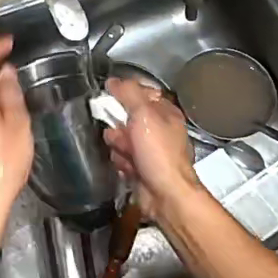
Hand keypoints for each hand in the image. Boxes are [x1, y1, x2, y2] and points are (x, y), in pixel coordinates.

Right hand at [102, 76, 207, 220]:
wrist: (166, 196)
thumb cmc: (160, 153)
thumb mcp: (143, 114)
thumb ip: (128, 93)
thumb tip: (113, 81)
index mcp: (166, 112)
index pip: (142, 92)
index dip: (126, 93)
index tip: (111, 95)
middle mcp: (160, 130)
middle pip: (128, 116)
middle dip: (118, 125)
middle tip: (120, 132)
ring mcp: (151, 150)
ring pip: (122, 138)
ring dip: (118, 145)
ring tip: (124, 152)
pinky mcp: (141, 168)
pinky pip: (122, 157)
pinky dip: (121, 161)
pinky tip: (126, 166)